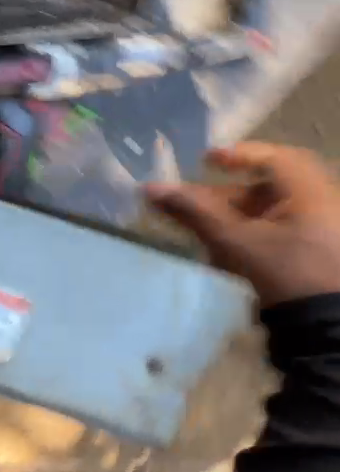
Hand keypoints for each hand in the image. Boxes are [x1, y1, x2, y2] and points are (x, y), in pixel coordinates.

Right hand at [147, 142, 339, 307]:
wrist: (324, 316)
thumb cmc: (283, 270)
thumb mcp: (233, 239)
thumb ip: (192, 211)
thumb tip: (149, 188)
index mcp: (312, 195)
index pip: (279, 159)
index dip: (240, 154)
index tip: (204, 161)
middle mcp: (321, 203)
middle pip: (267, 184)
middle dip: (221, 190)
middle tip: (184, 200)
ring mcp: (319, 226)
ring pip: (267, 206)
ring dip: (228, 209)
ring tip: (193, 223)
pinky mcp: (313, 245)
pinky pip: (274, 223)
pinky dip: (243, 224)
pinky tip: (220, 238)